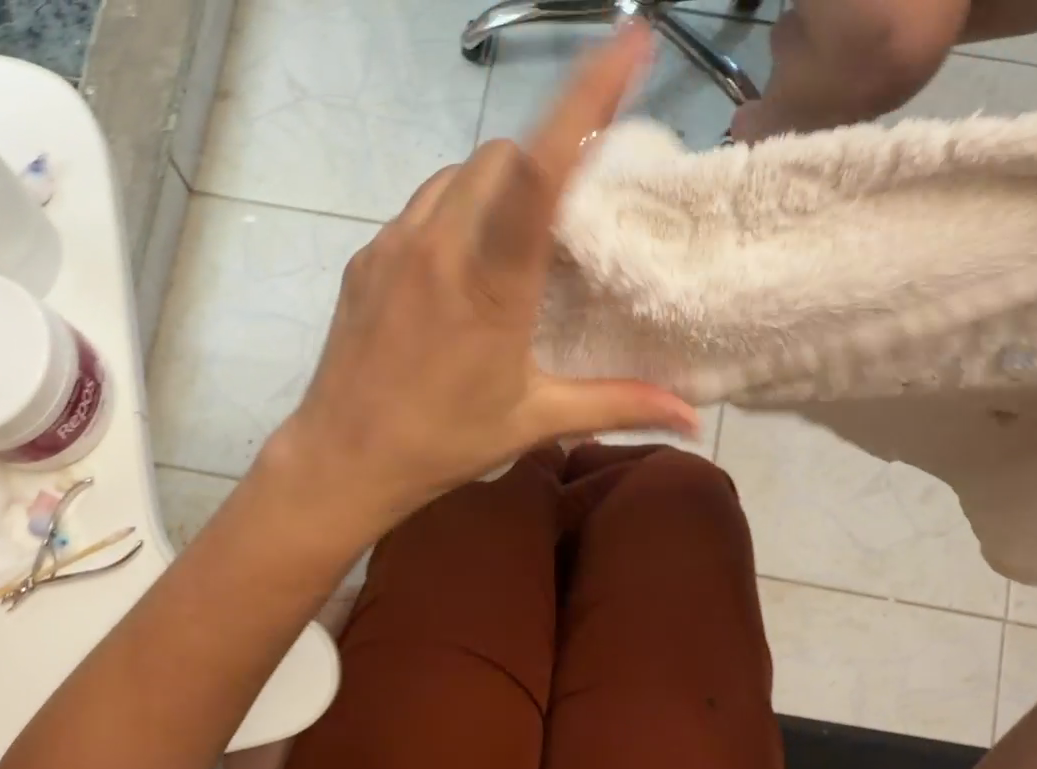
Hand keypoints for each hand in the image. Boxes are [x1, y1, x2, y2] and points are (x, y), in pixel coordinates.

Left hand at [263, 28, 697, 536]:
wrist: (342, 458)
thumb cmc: (442, 442)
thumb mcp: (533, 420)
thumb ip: (616, 404)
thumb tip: (694, 420)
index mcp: (492, 285)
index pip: (540, 172)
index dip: (585, 99)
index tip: (629, 42)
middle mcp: (440, 248)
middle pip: (499, 155)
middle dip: (537, 162)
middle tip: (559, 212)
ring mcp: (393, 247)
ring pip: (454, 175)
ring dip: (491, 186)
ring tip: (507, 240)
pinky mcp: (364, 259)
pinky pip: (418, 208)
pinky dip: (450, 214)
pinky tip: (455, 265)